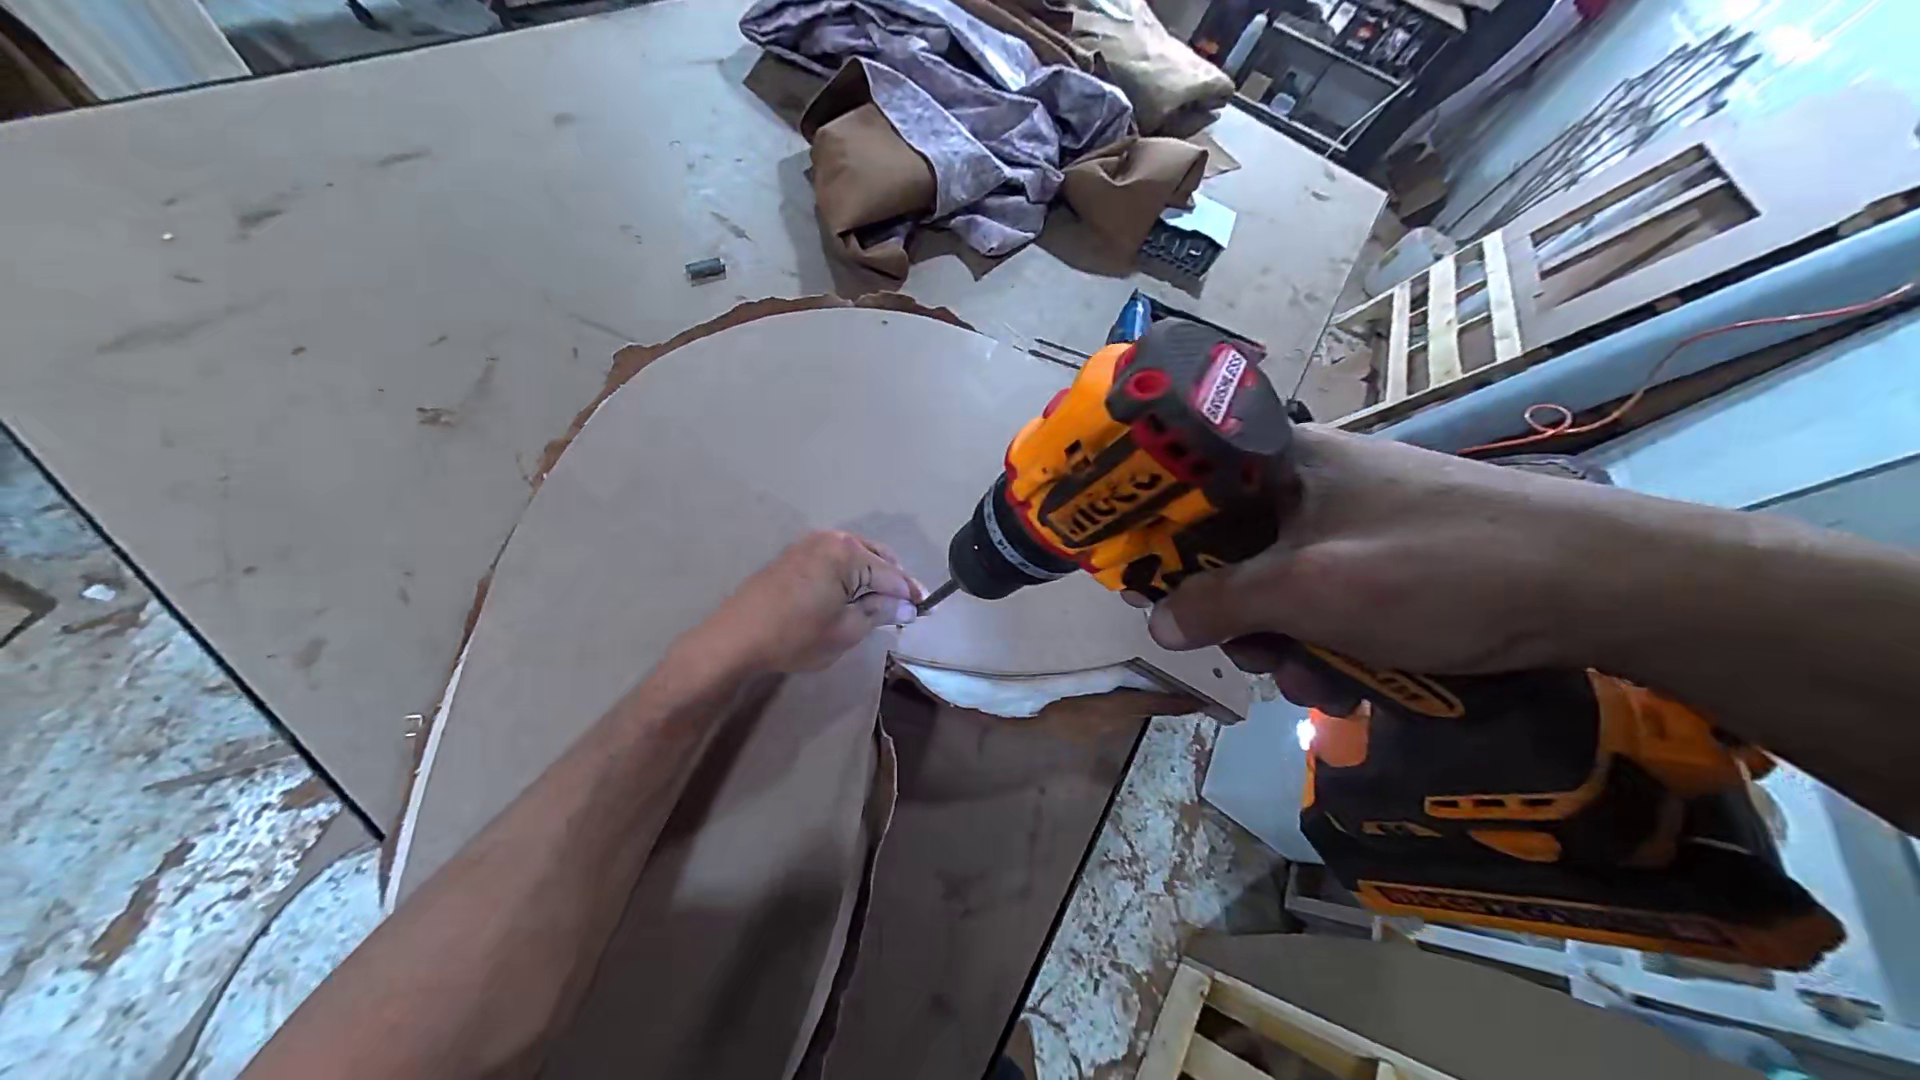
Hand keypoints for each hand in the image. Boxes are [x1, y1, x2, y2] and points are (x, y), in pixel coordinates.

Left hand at [682, 530, 925, 673]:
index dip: (911, 595)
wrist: (736, 637)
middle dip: (894, 582)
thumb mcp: (846, 630)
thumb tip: (908, 607)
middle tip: (906, 608)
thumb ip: (881, 613)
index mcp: (848, 553)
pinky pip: (837, 558)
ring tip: (882, 604)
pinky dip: (852, 573)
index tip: (927, 609)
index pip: (892, 575)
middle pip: (878, 558)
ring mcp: (811, 543)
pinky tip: (854, 593)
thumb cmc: (795, 636)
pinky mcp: (796, 553)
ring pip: (858, 555)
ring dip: (873, 576)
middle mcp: (832, 538)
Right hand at [1145, 426, 1631, 679]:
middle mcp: (1305, 484)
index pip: (1186, 490)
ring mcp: (1348, 524)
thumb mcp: (1308, 590)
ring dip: (1286, 646)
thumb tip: (1155, 621)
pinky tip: (1353, 682)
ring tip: (1319, 687)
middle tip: (1255, 658)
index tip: (1157, 595)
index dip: (1161, 542)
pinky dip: (1327, 646)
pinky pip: (1324, 603)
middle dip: (1237, 618)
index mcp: (1277, 460)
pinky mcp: (1385, 561)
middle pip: (1229, 550)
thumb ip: (1221, 603)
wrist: (1602, 587)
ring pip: (1278, 588)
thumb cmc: (1434, 569)